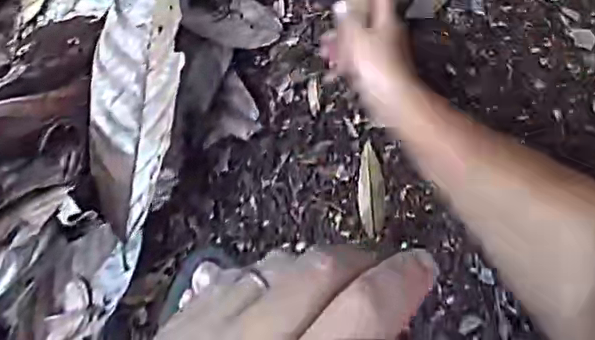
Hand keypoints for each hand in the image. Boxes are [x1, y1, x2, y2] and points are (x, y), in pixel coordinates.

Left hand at [157, 245, 436, 339]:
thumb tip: (392, 328)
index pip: (359, 314)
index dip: (400, 281)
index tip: (424, 267)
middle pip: (318, 272)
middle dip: (363, 262)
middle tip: (387, 273)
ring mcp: (198, 337)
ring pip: (274, 265)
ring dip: (316, 267)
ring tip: (336, 286)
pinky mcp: (170, 333)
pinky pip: (231, 279)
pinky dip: (266, 277)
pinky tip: (278, 293)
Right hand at [320, 0, 422, 124]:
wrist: (396, 103)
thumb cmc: (378, 68)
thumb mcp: (357, 40)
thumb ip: (348, 21)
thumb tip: (342, 4)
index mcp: (386, 18)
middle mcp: (388, 30)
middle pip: (367, 15)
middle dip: (347, 19)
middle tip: (330, 26)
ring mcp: (386, 49)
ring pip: (361, 37)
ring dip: (343, 42)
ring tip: (326, 52)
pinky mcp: (381, 67)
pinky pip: (362, 56)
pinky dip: (348, 59)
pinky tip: (336, 69)